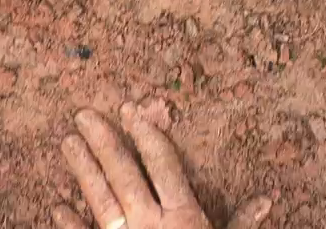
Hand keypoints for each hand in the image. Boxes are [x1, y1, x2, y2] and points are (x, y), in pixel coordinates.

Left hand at [53, 104, 270, 228]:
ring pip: (101, 201)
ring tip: (67, 143)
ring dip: (83, 171)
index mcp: (183, 216)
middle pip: (124, 175)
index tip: (130, 108)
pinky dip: (69, 224)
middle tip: (82, 115)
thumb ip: (242, 224)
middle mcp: (151, 225)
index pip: (163, 164)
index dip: (147, 134)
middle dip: (104, 143)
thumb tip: (269, 198)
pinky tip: (56, 205)